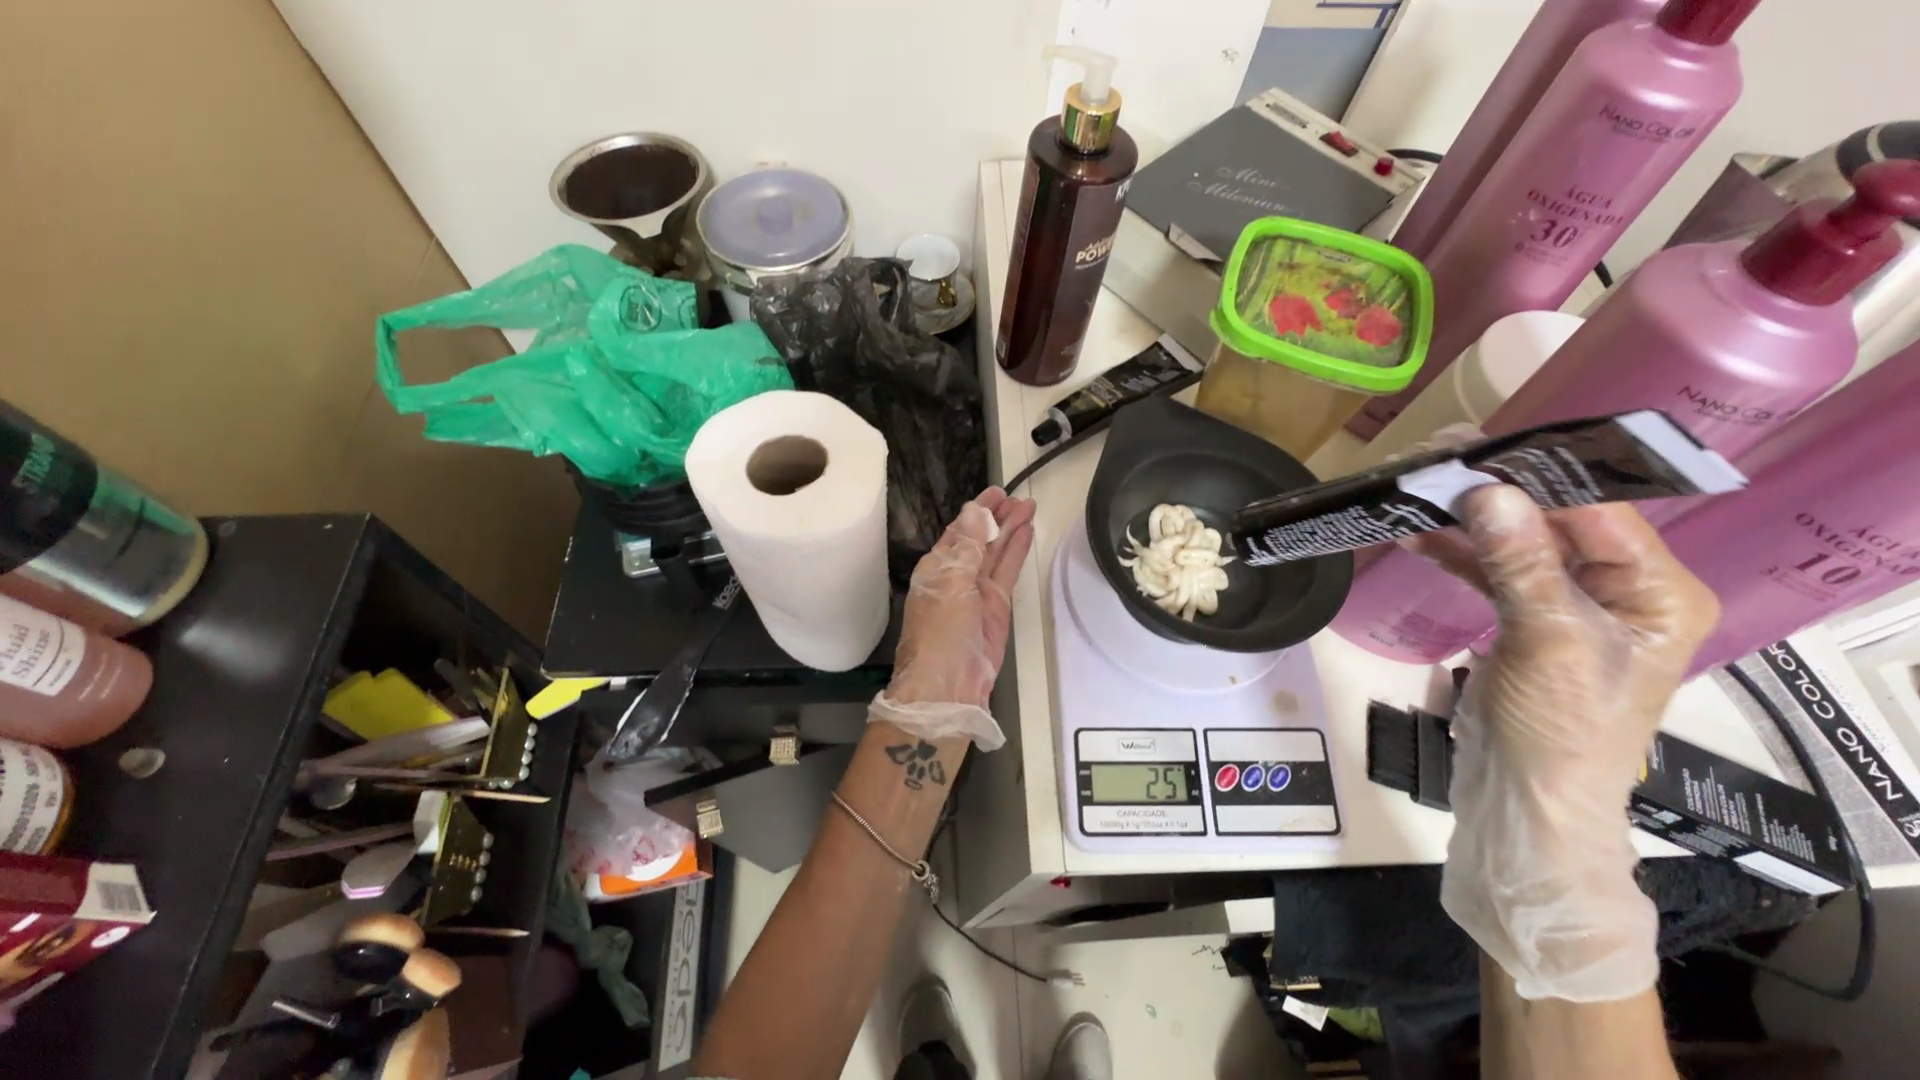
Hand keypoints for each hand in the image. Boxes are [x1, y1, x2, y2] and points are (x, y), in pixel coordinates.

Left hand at [869, 488, 1035, 749]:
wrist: (947, 688)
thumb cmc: (940, 636)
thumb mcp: (951, 584)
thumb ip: (967, 547)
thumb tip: (974, 512)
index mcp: (936, 569)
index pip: (959, 531)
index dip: (977, 511)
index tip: (996, 492)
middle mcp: (956, 577)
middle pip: (980, 539)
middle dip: (998, 517)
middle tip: (1018, 496)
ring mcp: (978, 593)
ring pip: (996, 553)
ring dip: (1011, 530)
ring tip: (1029, 506)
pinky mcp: (997, 608)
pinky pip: (1007, 573)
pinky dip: (1016, 552)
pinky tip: (1026, 533)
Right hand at [1409, 485, 1718, 1000]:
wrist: (1526, 799)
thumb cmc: (1559, 728)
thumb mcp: (1549, 641)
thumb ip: (1522, 563)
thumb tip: (1489, 491)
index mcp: (1654, 590)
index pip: (1599, 511)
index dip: (1539, 478)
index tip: (1477, 448)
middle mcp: (1618, 588)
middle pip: (1554, 521)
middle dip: (1495, 493)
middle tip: (1435, 460)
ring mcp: (1568, 605)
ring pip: (1516, 543)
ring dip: (1467, 520)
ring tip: (1415, 488)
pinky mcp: (1524, 621)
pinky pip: (1492, 571)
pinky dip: (1457, 553)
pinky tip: (1416, 532)